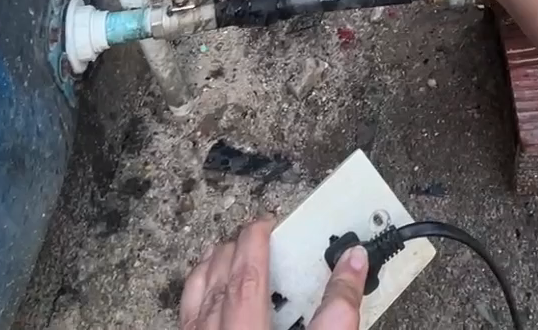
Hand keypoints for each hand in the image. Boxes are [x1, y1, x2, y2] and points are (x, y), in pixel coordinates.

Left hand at [179, 219, 366, 329]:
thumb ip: (339, 307)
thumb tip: (353, 259)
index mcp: (247, 328)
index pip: (247, 271)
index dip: (256, 238)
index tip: (267, 220)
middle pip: (217, 280)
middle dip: (234, 248)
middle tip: (252, 231)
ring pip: (194, 300)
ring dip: (208, 269)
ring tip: (221, 253)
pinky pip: (184, 321)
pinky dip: (193, 299)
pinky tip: (202, 301)